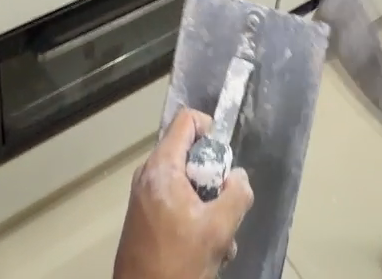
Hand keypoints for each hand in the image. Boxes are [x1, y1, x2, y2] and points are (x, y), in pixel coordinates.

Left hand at [114, 109, 255, 278]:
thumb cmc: (178, 262)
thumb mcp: (218, 228)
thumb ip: (236, 195)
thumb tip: (238, 176)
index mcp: (161, 167)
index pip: (187, 120)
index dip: (210, 129)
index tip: (224, 160)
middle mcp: (148, 174)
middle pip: (188, 152)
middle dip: (213, 175)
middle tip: (223, 203)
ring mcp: (143, 195)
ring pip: (184, 180)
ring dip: (207, 201)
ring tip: (218, 234)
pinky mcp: (144, 216)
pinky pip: (174, 198)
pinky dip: (192, 213)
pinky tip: (204, 246)